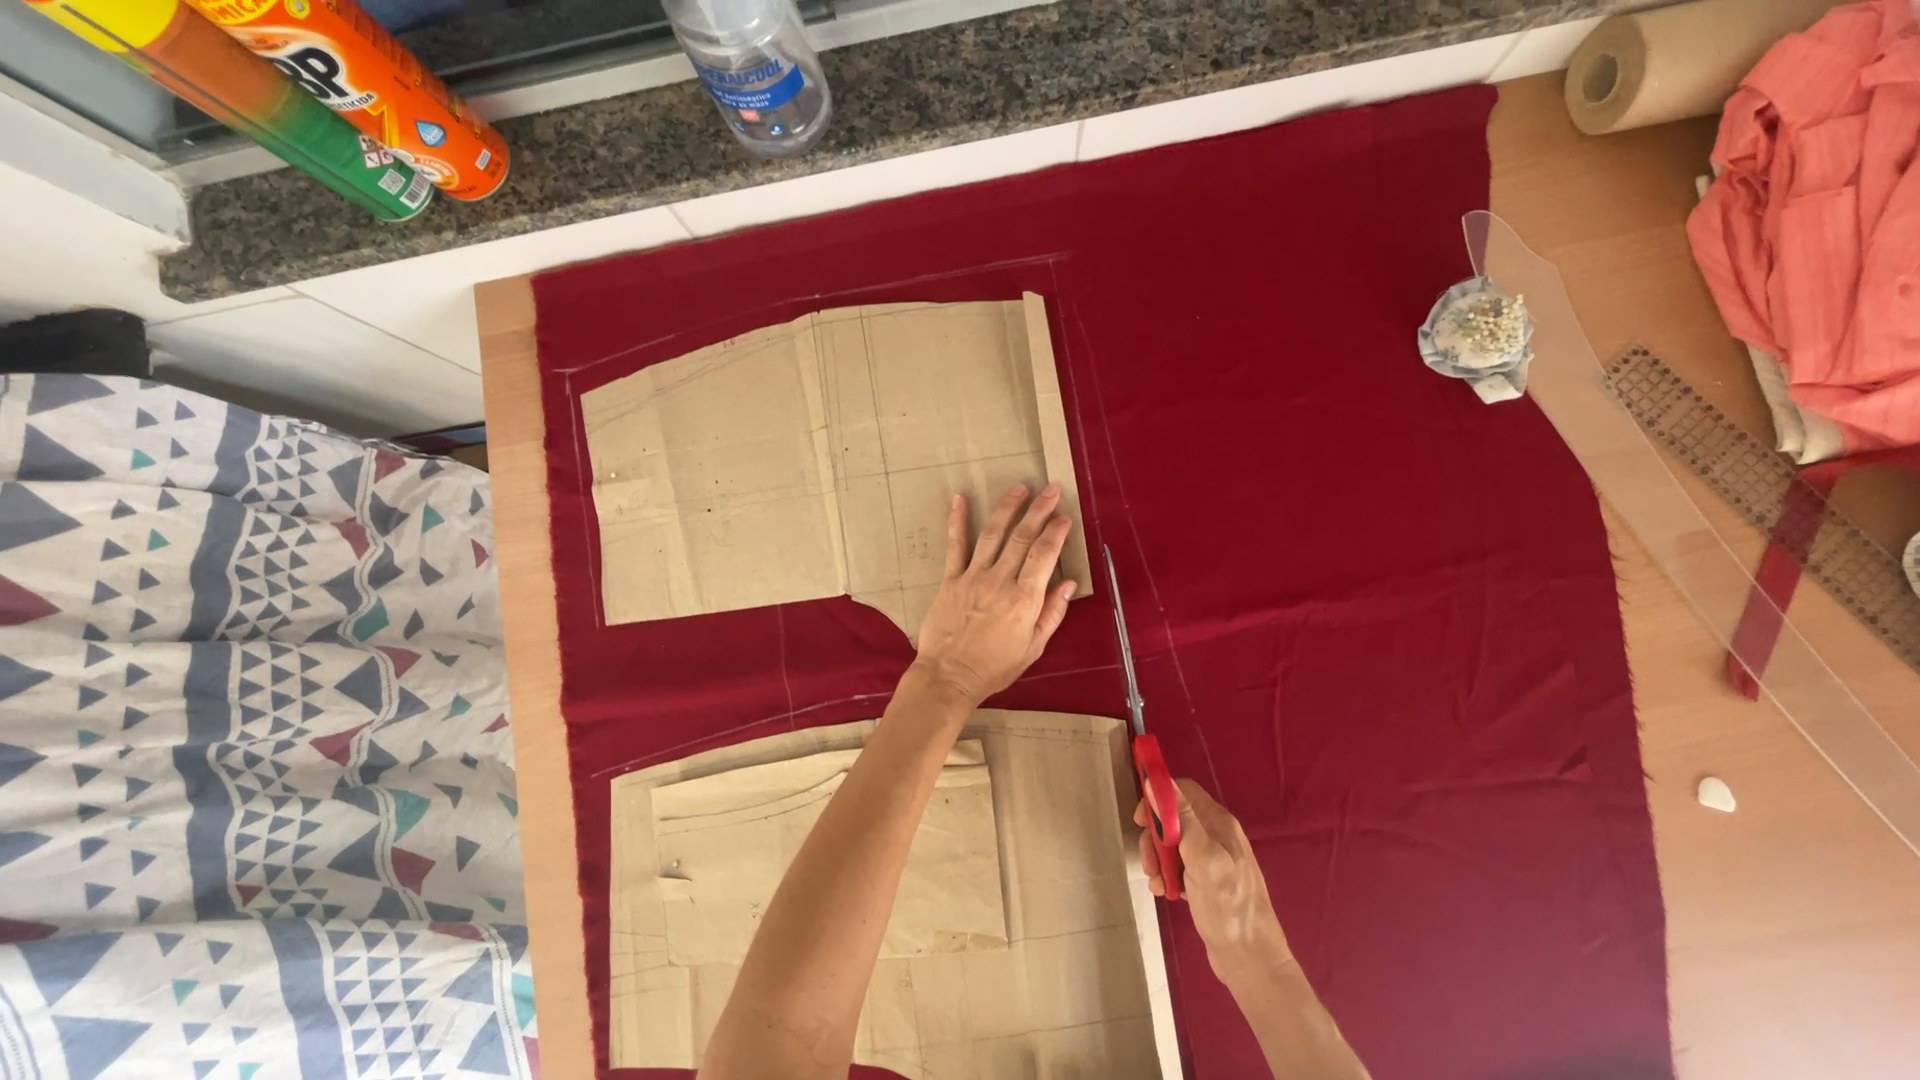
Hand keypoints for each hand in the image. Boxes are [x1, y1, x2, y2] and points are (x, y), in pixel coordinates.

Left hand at [912, 484, 1077, 705]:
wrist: (949, 677)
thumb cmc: (994, 668)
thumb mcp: (1033, 648)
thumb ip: (1052, 613)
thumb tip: (1068, 584)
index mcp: (1024, 600)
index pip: (1044, 555)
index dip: (1056, 533)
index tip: (1064, 517)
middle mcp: (1000, 582)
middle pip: (1023, 538)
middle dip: (1039, 511)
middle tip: (1050, 490)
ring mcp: (973, 578)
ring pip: (993, 535)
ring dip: (1008, 508)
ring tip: (1019, 488)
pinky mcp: (950, 581)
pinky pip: (955, 546)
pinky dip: (957, 521)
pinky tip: (960, 500)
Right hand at [1137, 778, 1290, 981]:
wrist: (1250, 960)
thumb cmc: (1228, 908)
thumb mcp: (1203, 860)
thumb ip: (1182, 820)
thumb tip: (1157, 782)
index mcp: (1219, 823)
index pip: (1183, 790)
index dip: (1158, 798)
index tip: (1140, 821)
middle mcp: (1217, 835)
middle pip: (1174, 818)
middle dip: (1155, 838)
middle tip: (1150, 864)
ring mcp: (1212, 858)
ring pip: (1173, 843)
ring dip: (1159, 861)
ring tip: (1159, 884)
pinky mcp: (1207, 880)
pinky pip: (1179, 866)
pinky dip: (1168, 876)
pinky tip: (1167, 893)